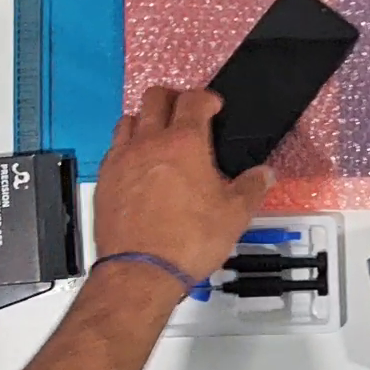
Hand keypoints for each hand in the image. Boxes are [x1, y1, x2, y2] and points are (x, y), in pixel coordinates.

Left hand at [94, 87, 273, 288]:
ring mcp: (122, 159)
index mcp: (184, 144)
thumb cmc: (185, 242)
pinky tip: (136, 164)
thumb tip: (264, 175)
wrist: (141, 272)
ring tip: (158, 133)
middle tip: (185, 110)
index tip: (212, 105)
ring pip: (128, 119)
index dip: (206, 97)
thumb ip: (251, 188)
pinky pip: (113, 149)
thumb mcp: (234, 216)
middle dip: (173, 97)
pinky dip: (126, 147)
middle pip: (155, 97)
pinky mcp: (105, 179)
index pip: (193, 100)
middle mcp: (149, 143)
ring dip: (145, 119)